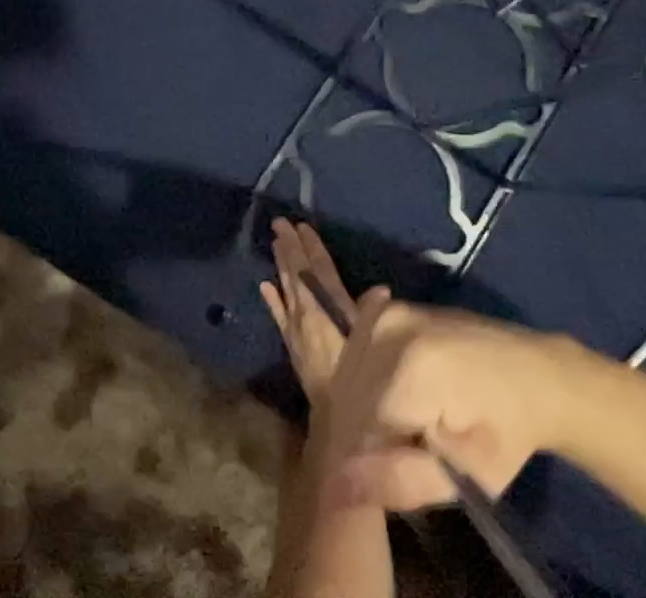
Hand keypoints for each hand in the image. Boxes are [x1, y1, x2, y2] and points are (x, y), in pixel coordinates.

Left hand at [258, 218, 388, 404]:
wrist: (335, 421)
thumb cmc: (356, 382)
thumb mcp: (369, 348)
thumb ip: (373, 317)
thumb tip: (380, 290)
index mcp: (325, 311)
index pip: (317, 271)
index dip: (310, 248)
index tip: (301, 225)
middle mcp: (306, 316)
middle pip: (297, 275)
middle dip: (290, 248)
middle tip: (279, 223)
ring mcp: (296, 330)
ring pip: (286, 290)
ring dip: (281, 266)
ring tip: (275, 244)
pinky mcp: (294, 346)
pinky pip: (279, 316)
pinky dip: (273, 300)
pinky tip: (265, 286)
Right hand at [321, 290, 561, 511]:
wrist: (540, 378)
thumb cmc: (508, 434)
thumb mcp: (463, 476)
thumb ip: (397, 481)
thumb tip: (333, 487)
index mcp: (410, 371)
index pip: (355, 432)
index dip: (373, 462)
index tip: (406, 470)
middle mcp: (391, 330)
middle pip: (348, 401)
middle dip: (368, 434)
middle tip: (412, 448)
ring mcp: (391, 313)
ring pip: (349, 379)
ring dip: (366, 408)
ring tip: (410, 423)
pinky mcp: (392, 309)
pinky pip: (358, 355)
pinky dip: (368, 380)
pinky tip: (403, 390)